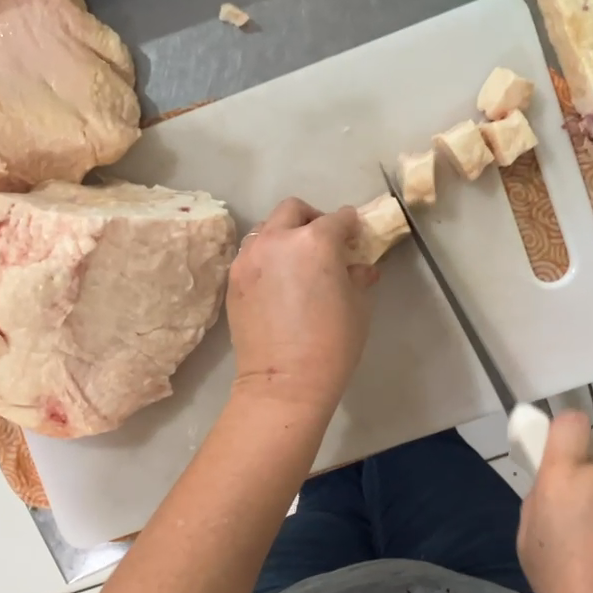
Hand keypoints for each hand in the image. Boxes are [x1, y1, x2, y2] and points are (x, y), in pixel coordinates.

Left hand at [226, 199, 377, 412]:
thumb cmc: (332, 344)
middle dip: (312, 219)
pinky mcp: (233, 279)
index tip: (354, 238)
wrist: (285, 382)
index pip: (338, 219)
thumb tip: (360, 267)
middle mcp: (278, 240)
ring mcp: (249, 258)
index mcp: (316, 241)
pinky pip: (251, 254)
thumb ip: (358, 276)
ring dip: (284, 236)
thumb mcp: (358, 306)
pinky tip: (277, 282)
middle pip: (293, 210)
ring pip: (266, 229)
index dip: (350, 226)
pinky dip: (265, 257)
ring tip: (295, 263)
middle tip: (323, 244)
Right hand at [517, 412, 592, 592]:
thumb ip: (542, 503)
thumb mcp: (529, 542)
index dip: (562, 432)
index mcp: (563, 479)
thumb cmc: (563, 586)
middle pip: (589, 467)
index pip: (569, 425)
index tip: (556, 453)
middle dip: (580, 488)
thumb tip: (556, 490)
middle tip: (573, 528)